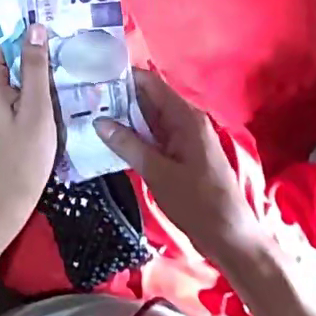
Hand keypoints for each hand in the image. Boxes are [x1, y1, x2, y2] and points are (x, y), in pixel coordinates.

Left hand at [0, 25, 58, 232]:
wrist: (9, 197)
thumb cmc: (23, 153)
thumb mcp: (36, 107)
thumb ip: (34, 67)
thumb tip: (35, 27)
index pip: (0, 37)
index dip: (22, 21)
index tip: (47, 8)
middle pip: (7, 50)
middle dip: (33, 38)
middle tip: (64, 25)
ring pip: (14, 66)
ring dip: (36, 58)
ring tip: (66, 43)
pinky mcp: (2, 109)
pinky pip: (17, 83)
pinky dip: (34, 76)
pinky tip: (58, 74)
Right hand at [96, 72, 270, 268]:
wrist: (231, 238)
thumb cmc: (198, 202)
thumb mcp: (157, 173)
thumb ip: (128, 144)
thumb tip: (98, 121)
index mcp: (185, 117)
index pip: (150, 83)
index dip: (123, 78)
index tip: (94, 79)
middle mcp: (186, 120)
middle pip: (148, 99)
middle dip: (119, 98)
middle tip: (84, 100)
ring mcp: (185, 137)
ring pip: (150, 119)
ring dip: (124, 118)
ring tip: (90, 115)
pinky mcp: (183, 154)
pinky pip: (155, 136)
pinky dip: (135, 136)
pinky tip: (112, 140)